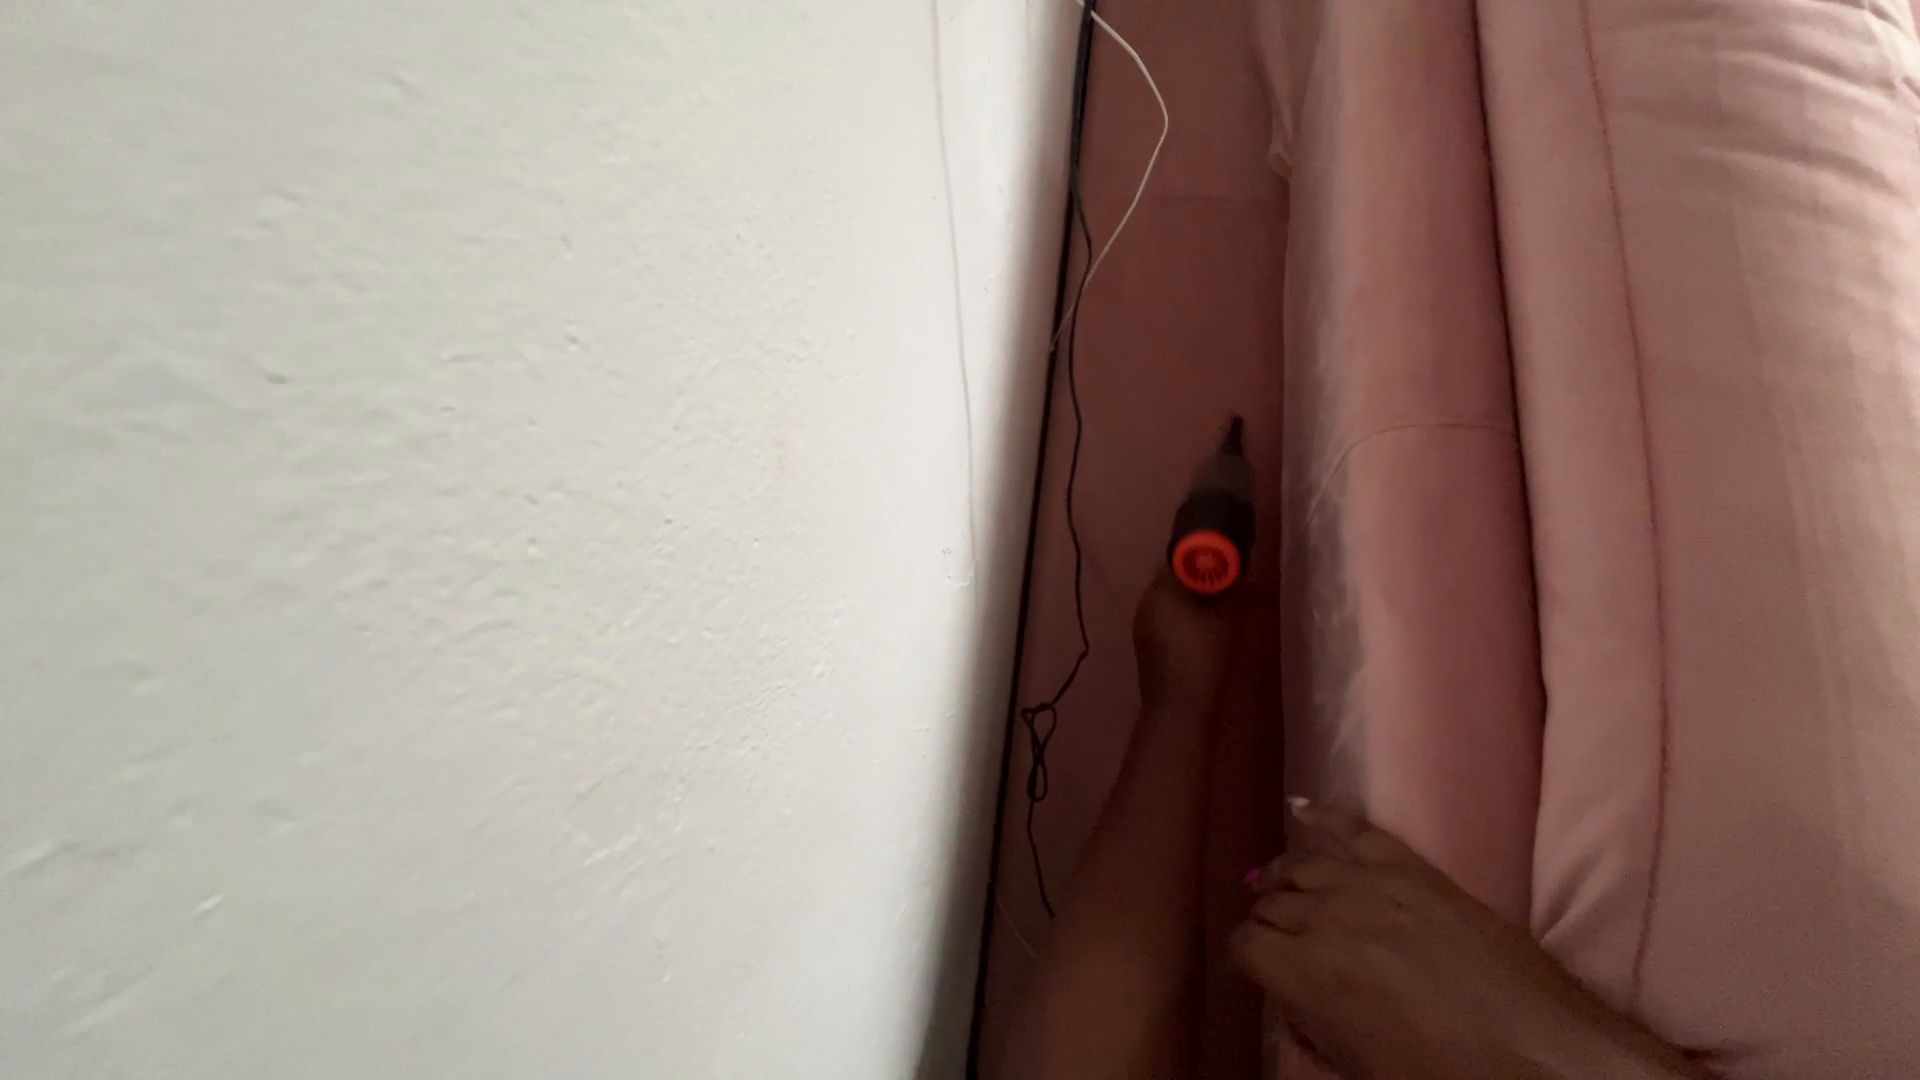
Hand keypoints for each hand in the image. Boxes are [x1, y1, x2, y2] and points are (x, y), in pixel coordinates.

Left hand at [1131, 567, 1232, 713]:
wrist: (1177, 706)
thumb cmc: (1201, 658)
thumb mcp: (1223, 622)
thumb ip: (1230, 594)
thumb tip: (1241, 578)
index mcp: (1160, 591)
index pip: (1178, 560)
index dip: (1202, 558)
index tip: (1223, 561)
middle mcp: (1145, 602)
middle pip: (1170, 578)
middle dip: (1196, 578)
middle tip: (1225, 581)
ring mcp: (1142, 623)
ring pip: (1166, 599)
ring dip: (1188, 597)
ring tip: (1216, 604)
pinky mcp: (1144, 641)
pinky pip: (1163, 617)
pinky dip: (1180, 615)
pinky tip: (1200, 625)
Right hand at [1231, 802, 1712, 1079]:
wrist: (1554, 1065)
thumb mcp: (1359, 1068)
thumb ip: (1308, 1024)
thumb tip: (1287, 994)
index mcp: (1312, 975)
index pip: (1245, 945)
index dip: (1247, 960)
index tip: (1259, 970)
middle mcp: (1329, 917)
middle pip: (1271, 902)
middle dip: (1268, 922)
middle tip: (1280, 941)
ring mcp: (1372, 884)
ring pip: (1301, 863)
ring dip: (1284, 876)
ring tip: (1280, 885)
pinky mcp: (1412, 868)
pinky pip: (1354, 829)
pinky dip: (1323, 817)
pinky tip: (1297, 809)